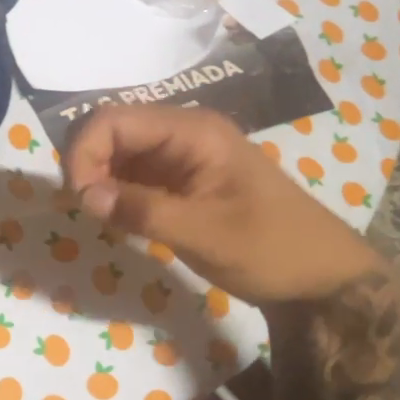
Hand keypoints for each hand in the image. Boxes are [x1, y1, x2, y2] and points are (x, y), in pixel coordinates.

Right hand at [62, 105, 387, 304]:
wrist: (319, 280)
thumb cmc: (272, 249)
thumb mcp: (206, 233)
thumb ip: (143, 210)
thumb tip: (84, 196)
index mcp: (193, 131)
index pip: (113, 120)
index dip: (84, 152)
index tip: (80, 198)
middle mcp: (181, 134)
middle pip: (109, 131)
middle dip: (86, 165)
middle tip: (88, 209)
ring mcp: (179, 157)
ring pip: (114, 153)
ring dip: (97, 181)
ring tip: (103, 218)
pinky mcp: (175, 181)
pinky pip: (128, 175)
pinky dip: (112, 194)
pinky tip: (117, 220)